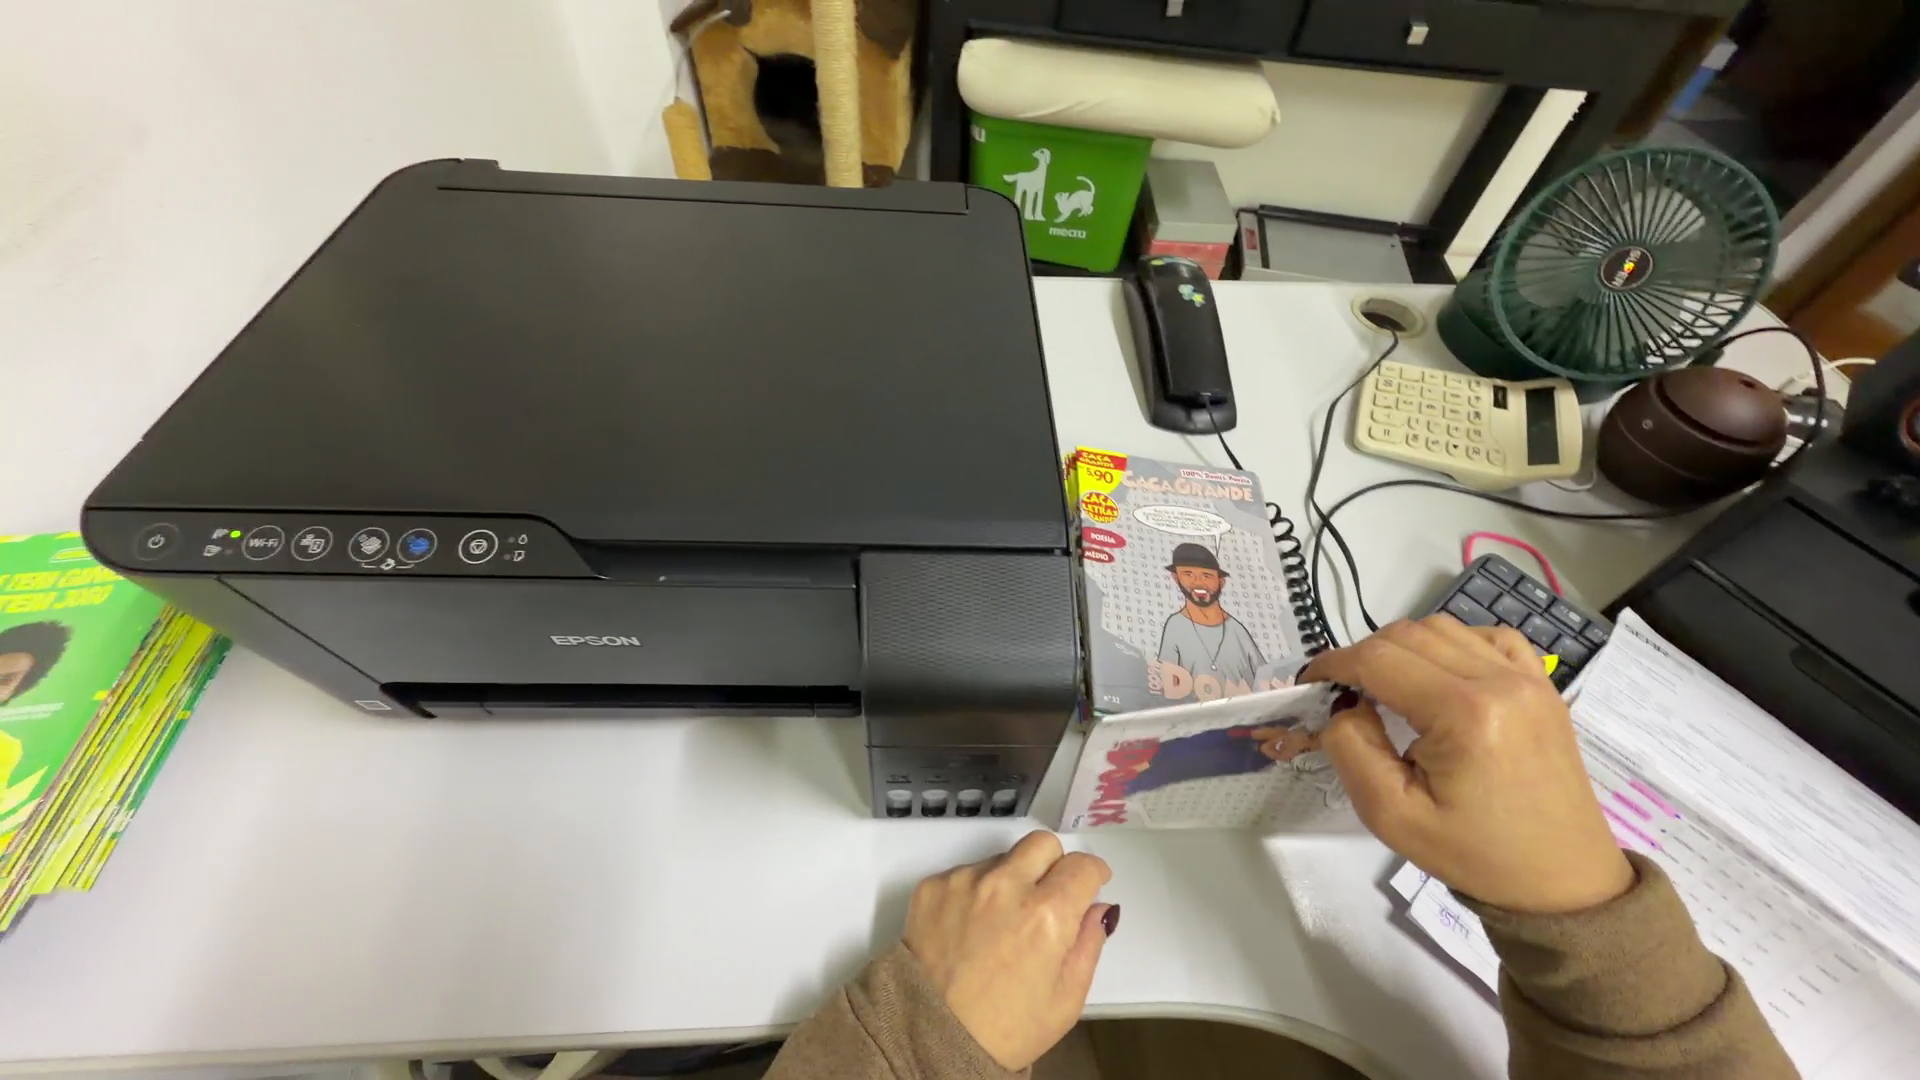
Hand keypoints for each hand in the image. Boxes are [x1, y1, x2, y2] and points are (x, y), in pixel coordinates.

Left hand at [904, 831, 1116, 1070]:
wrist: (930, 1038)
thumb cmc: (1005, 1029)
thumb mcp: (1065, 1000)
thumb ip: (1089, 944)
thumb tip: (1099, 907)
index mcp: (1047, 914)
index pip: (1082, 866)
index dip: (1092, 874)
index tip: (1090, 883)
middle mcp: (1005, 885)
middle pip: (1043, 844)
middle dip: (1053, 863)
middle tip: (1048, 894)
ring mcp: (965, 880)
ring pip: (1002, 858)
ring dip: (1011, 879)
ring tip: (1000, 924)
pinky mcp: (933, 884)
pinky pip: (966, 873)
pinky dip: (975, 892)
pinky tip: (970, 928)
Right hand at [1302, 616, 1633, 913]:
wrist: (1563, 884)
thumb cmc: (1474, 854)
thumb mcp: (1389, 814)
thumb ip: (1350, 747)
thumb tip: (1344, 704)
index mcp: (1464, 714)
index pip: (1376, 659)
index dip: (1331, 664)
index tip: (1308, 685)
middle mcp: (1500, 682)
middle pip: (1405, 635)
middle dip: (1360, 656)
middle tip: (1342, 693)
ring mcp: (1529, 679)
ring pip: (1441, 628)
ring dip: (1400, 647)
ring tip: (1385, 686)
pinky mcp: (1543, 686)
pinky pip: (1486, 636)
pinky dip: (1449, 643)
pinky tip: (1437, 674)